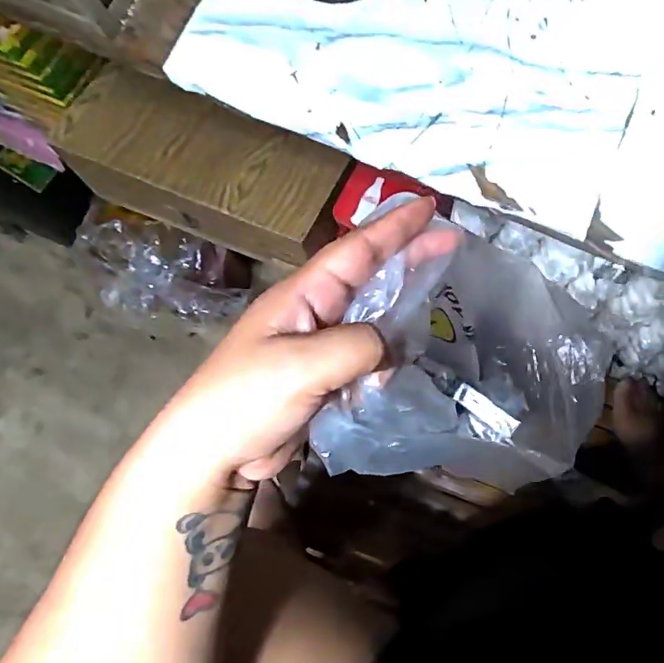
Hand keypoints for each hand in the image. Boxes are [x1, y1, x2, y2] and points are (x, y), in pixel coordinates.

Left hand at [155, 197, 458, 483]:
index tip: (430, 207)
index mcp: (302, 295)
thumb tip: (392, 346)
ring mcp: (320, 345)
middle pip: (370, 275)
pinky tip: (405, 361)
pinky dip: (390, 353)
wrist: (213, 455)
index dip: (394, 227)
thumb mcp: (302, 365)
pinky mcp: (326, 376)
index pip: (356, 251)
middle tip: (451, 241)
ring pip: (374, 316)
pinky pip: (369, 354)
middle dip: (409, 255)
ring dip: (404, 307)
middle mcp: (314, 312)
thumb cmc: (245, 400)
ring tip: (437, 297)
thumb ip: (358, 346)